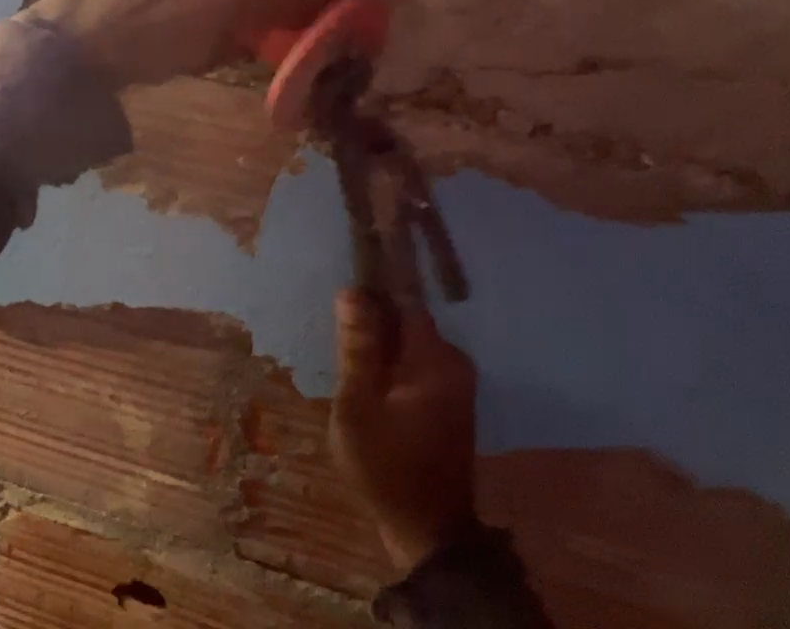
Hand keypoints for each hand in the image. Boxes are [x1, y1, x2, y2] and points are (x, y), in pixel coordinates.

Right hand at [328, 289, 479, 576]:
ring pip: (409, 342)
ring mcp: (456, 383)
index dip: (376, 279)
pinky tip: (365, 376)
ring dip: (379, 341)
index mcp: (436, 360)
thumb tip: (351, 291)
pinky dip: (391, 361)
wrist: (428, 529)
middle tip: (332, 322)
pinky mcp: (450, 400)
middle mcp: (454, 363)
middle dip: (371, 316)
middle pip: (406, 319)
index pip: (405, 298)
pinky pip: (416, 362)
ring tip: (342, 349)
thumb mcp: (358, 405)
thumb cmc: (386, 466)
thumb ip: (356, 347)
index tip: (349, 259)